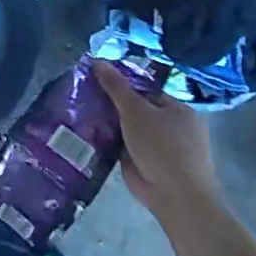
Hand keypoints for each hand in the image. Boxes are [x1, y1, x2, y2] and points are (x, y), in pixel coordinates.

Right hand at [91, 60, 222, 220]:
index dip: (120, 85)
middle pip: (135, 109)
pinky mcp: (146, 162)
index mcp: (178, 110)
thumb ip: (116, 87)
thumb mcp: (136, 111)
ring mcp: (159, 146)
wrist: (174, 194)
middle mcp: (172, 126)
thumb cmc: (161, 147)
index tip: (93, 83)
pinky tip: (86, 134)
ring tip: (77, 114)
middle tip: (81, 97)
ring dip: (107, 124)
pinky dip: (108, 140)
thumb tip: (98, 61)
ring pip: (127, 127)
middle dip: (110, 105)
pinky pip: (123, 144)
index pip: (145, 90)